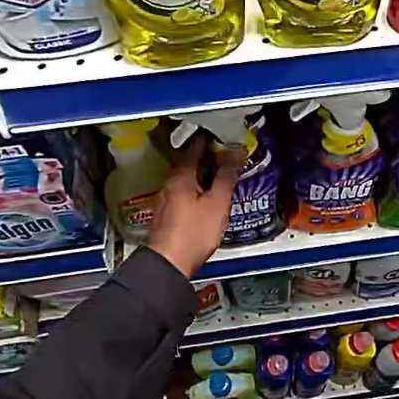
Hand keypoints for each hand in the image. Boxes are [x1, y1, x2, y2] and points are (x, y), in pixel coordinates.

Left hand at [148, 140, 241, 276]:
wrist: (169, 264)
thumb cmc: (193, 233)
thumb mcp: (217, 204)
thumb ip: (225, 178)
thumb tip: (233, 156)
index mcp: (181, 177)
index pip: (193, 148)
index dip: (207, 139)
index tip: (219, 135)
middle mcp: (169, 185)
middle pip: (187, 164)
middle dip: (205, 158)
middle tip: (223, 154)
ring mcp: (165, 200)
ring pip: (185, 180)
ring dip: (200, 174)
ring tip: (218, 175)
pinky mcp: (167, 215)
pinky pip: (183, 193)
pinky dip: (195, 189)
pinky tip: (206, 197)